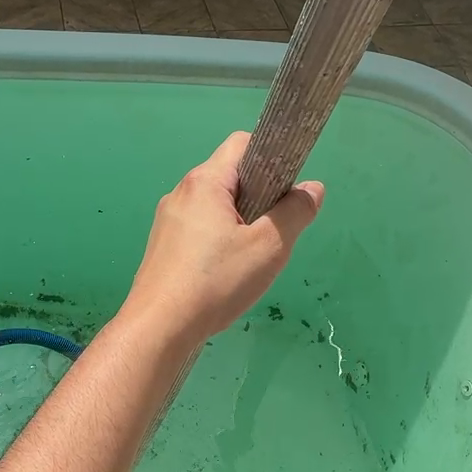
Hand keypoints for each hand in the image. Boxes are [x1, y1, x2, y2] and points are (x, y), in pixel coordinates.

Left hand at [118, 132, 324, 346]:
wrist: (158, 328)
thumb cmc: (215, 282)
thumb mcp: (268, 247)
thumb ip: (295, 213)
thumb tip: (312, 189)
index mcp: (204, 182)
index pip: (242, 144)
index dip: (271, 157)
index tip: (286, 190)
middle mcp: (180, 194)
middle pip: (228, 179)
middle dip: (257, 198)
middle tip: (272, 233)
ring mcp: (166, 223)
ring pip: (213, 209)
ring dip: (237, 225)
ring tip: (249, 260)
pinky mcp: (161, 249)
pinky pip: (197, 232)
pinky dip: (216, 244)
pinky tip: (223, 276)